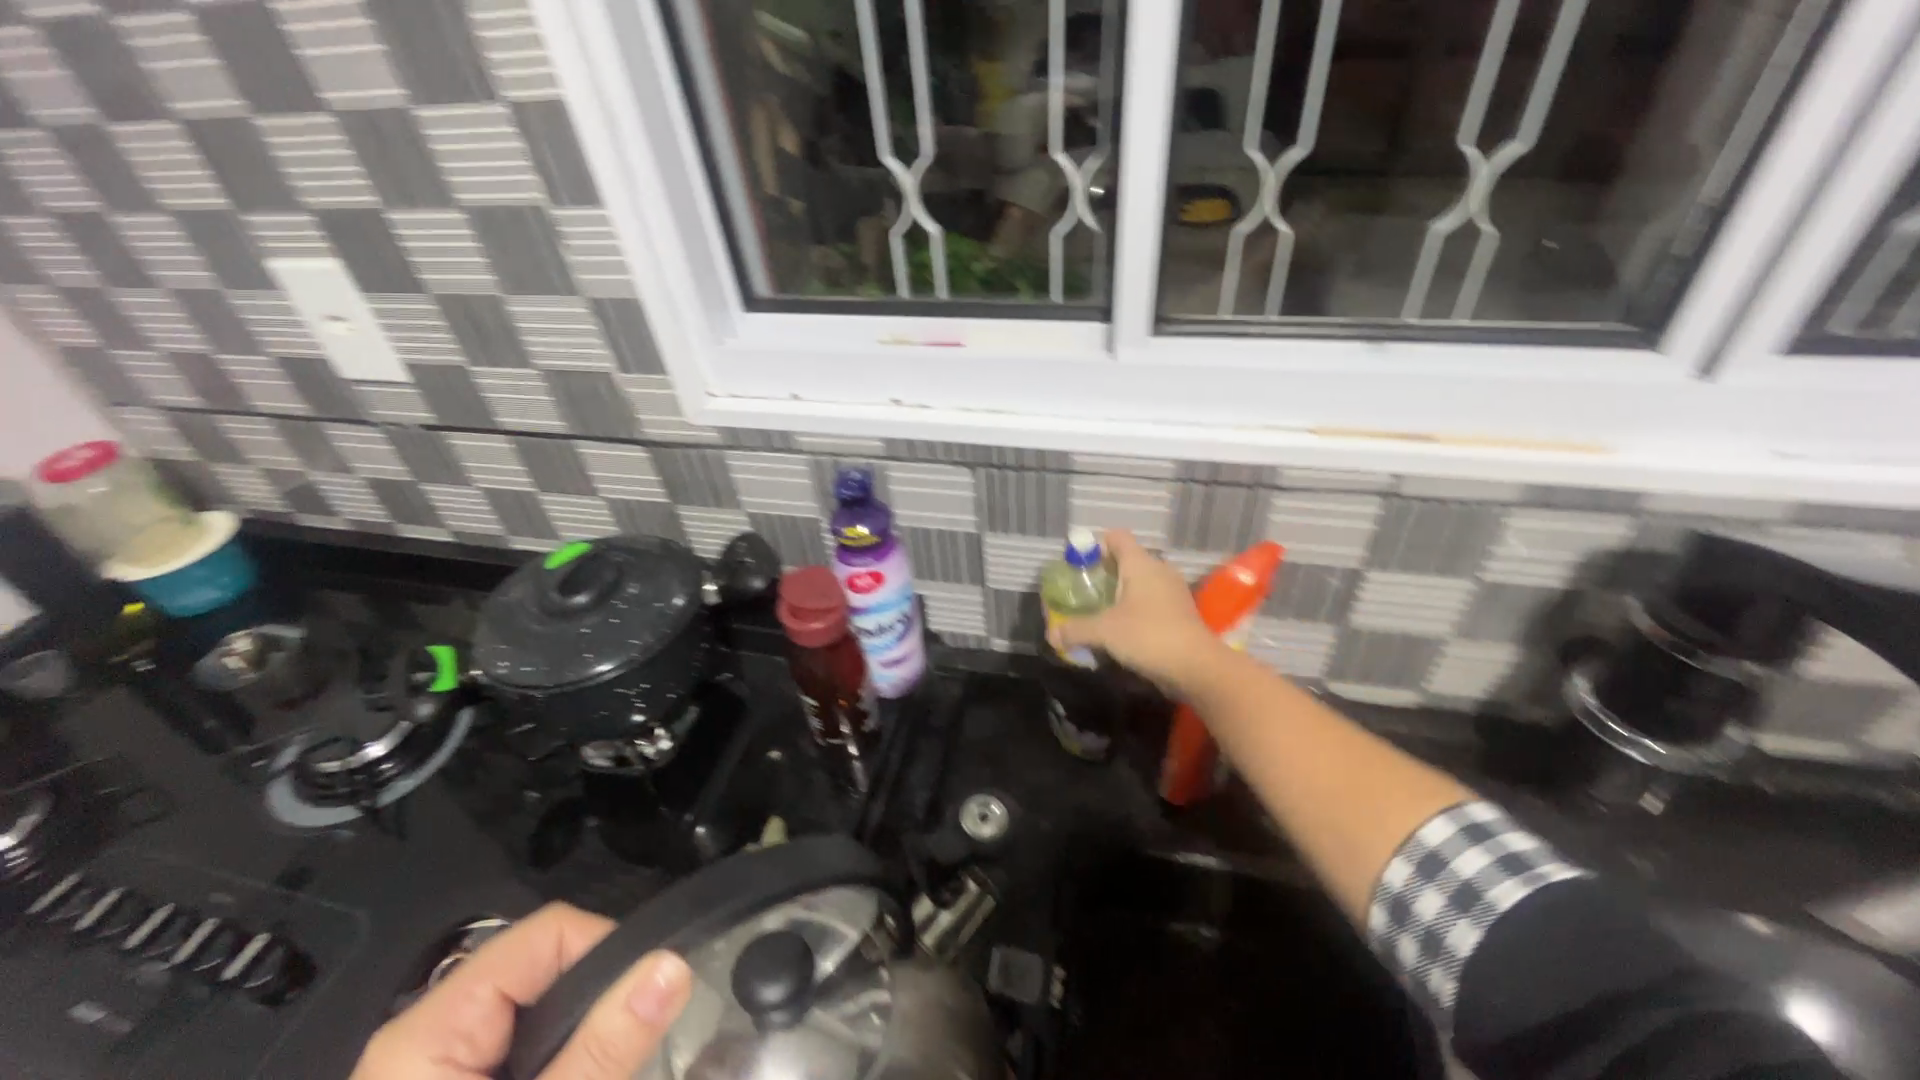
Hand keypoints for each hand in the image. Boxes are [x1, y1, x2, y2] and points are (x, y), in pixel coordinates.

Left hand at [352, 902, 691, 1079]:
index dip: (609, 949)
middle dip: (599, 999)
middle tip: (641, 1046)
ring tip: (616, 1067)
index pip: (546, 935)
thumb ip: (603, 1049)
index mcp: (434, 1028)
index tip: (655, 993)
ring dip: (584, 1036)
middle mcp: (429, 1036)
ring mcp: (437, 1070)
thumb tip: (671, 966)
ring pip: (534, 1016)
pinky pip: (517, 1056)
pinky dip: (562, 1064)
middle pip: (540, 972)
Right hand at [1048, 529, 1226, 695]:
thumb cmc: (1148, 636)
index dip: (1095, 546)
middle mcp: (1159, 570)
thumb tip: (1051, 635)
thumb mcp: (1104, 632)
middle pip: (1126, 561)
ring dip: (1119, 596)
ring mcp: (1173, 592)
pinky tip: (1120, 632)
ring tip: (1098, 614)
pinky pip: (1150, 603)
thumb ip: (1075, 630)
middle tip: (1082, 593)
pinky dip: (1134, 612)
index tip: (1077, 566)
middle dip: (1103, 575)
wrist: (1197, 667)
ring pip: (1139, 584)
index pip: (1116, 537)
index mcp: (1141, 564)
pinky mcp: (1179, 614)